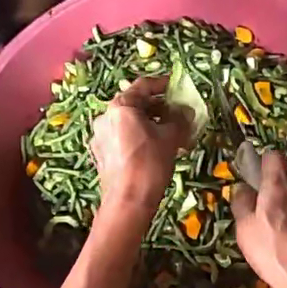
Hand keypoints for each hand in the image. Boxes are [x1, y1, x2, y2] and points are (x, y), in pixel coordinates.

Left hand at [89, 77, 190, 213]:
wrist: (127, 202)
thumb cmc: (149, 164)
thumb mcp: (170, 138)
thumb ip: (179, 119)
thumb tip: (186, 111)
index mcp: (120, 107)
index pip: (143, 86)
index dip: (163, 84)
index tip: (177, 87)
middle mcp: (105, 117)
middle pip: (134, 104)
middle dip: (158, 108)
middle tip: (178, 114)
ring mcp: (100, 137)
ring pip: (128, 122)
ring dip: (150, 124)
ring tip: (170, 134)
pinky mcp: (101, 155)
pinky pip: (122, 138)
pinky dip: (139, 137)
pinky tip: (154, 149)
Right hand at [230, 151, 286, 287]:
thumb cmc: (274, 254)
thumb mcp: (246, 231)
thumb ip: (242, 205)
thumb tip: (243, 187)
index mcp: (278, 188)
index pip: (273, 158)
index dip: (263, 163)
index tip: (254, 175)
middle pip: (284, 184)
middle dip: (272, 196)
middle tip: (260, 220)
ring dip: (286, 214)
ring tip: (277, 241)